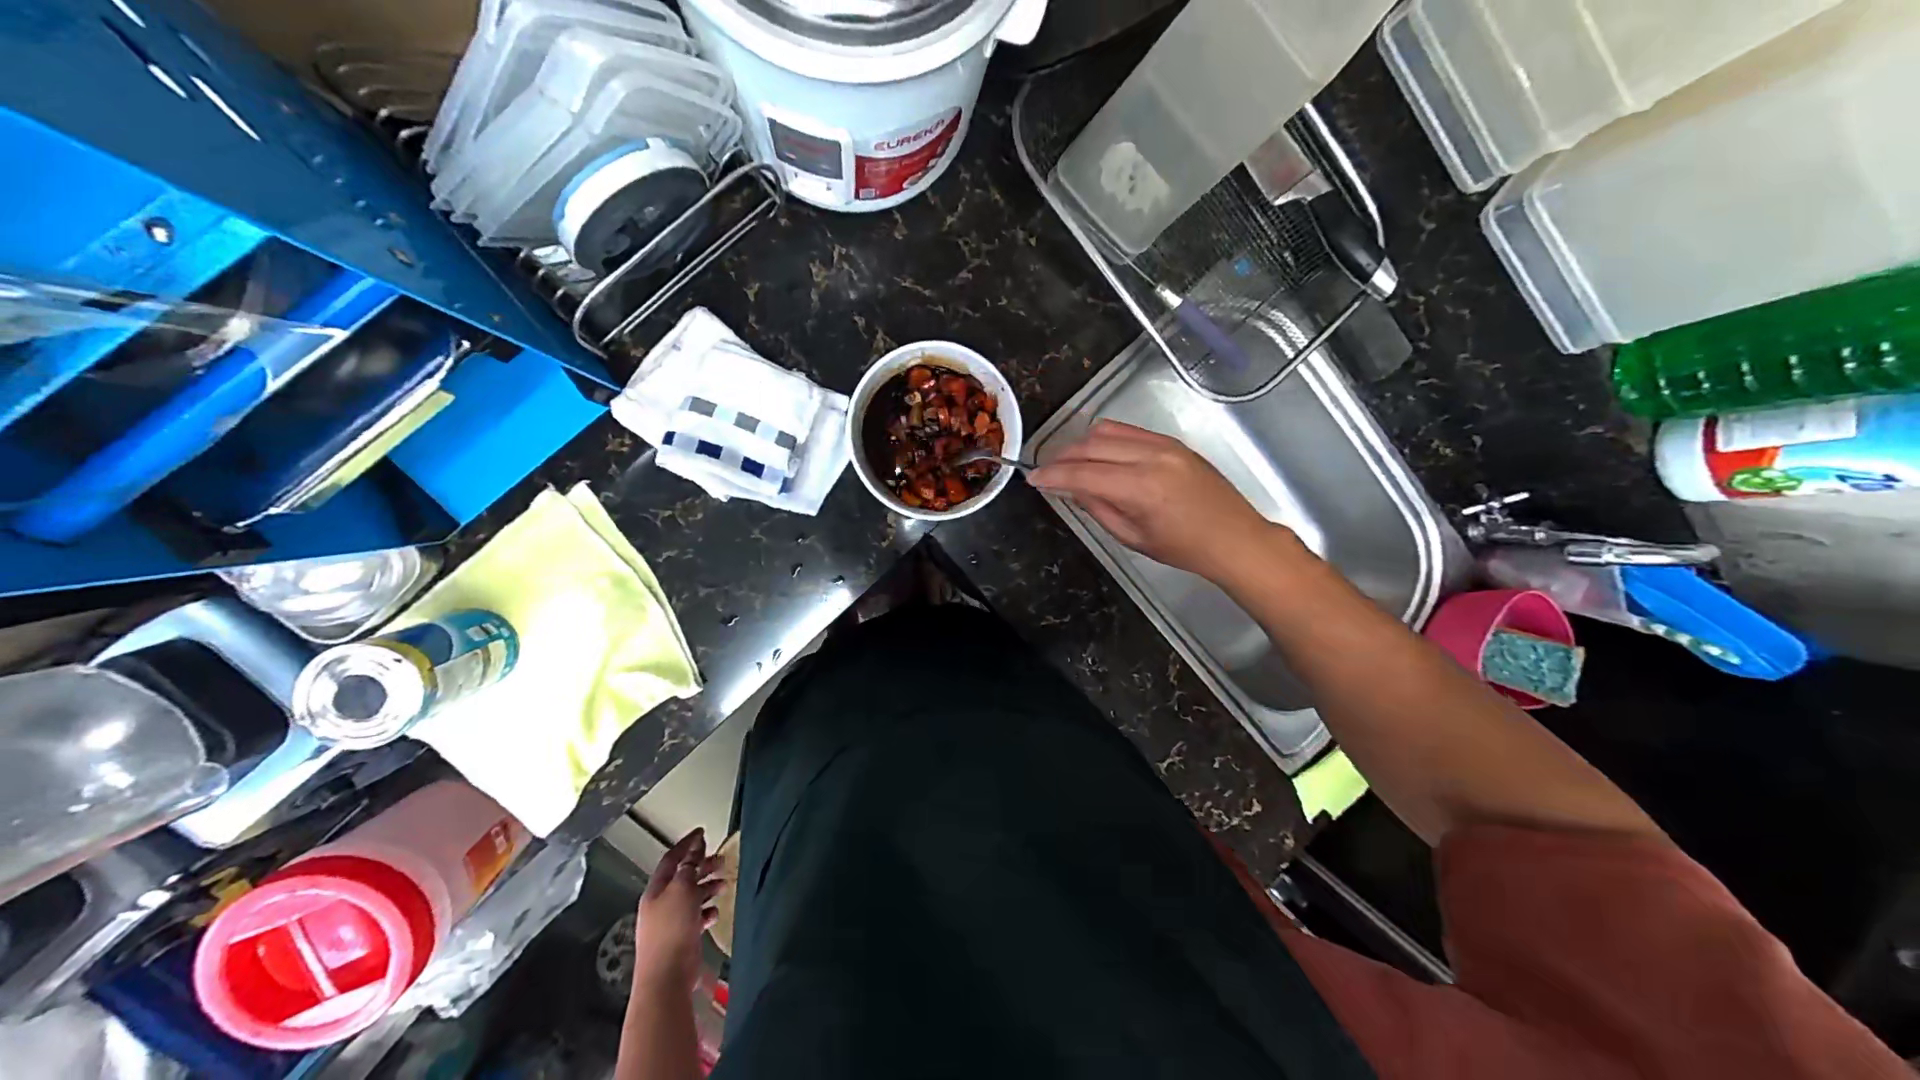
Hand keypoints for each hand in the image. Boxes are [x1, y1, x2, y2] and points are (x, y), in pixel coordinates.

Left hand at [633, 829, 723, 994]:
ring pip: (692, 896)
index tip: (702, 832)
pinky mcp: (682, 938)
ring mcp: (671, 922)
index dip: (687, 844)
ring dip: (708, 887)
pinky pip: (696, 916)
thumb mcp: (681, 891)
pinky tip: (715, 912)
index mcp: (656, 890)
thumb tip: (693, 853)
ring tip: (724, 884)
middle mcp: (661, 903)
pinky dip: (707, 910)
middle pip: (683, 876)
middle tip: (721, 859)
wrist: (666, 978)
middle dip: (702, 866)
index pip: (671, 859)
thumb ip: (688, 869)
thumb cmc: (672, 930)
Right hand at [1029, 420, 1292, 580]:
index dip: (1053, 475)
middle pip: (1091, 445)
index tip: (1033, 478)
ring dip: (1082, 444)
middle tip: (1047, 472)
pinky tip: (1099, 455)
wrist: (1235, 538)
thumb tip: (1070, 488)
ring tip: (1070, 463)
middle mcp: (1152, 457)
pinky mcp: (1172, 441)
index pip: (1083, 474)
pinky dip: (1106, 439)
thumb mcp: (1133, 537)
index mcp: (1141, 488)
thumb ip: (1098, 508)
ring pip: (1107, 430)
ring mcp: (1164, 445)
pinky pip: (1129, 430)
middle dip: (1063, 457)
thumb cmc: (1185, 549)